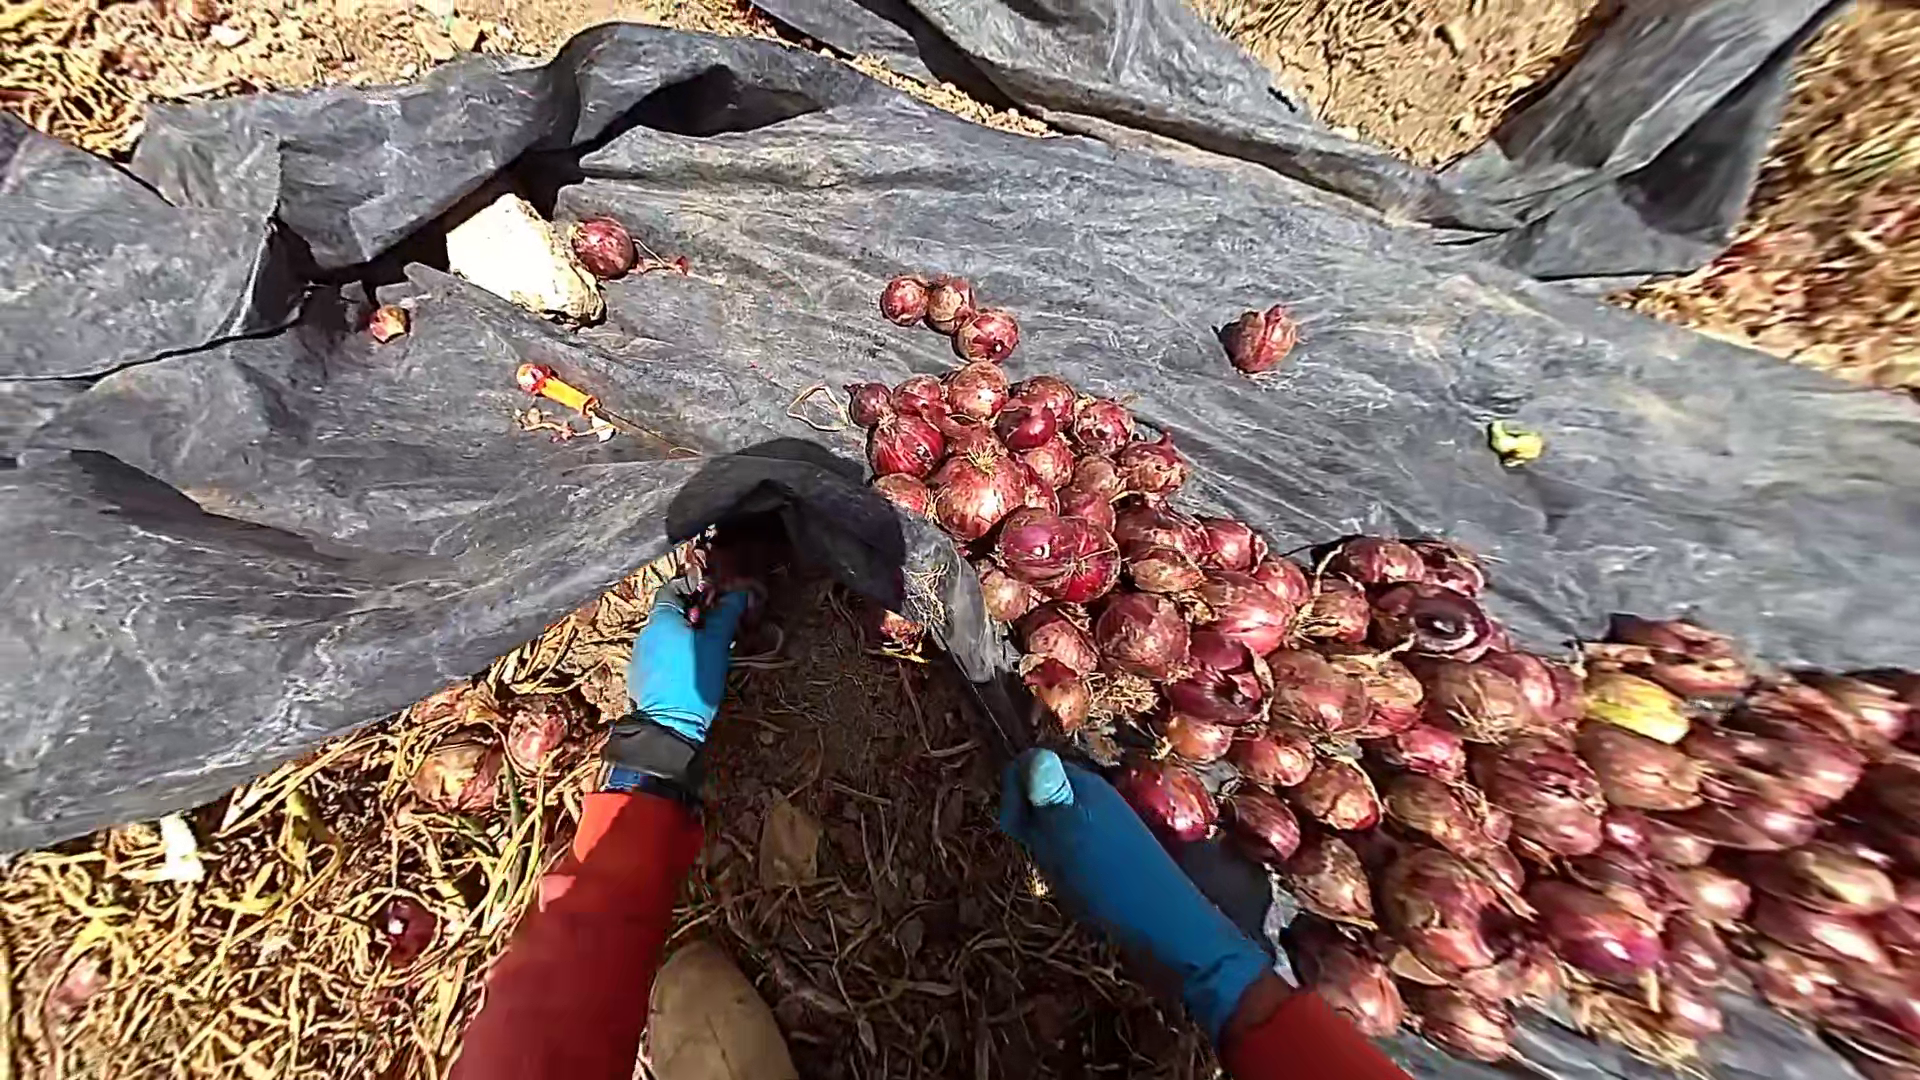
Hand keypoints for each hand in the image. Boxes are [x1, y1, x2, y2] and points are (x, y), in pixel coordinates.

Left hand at [625, 582, 749, 743]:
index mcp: (661, 620)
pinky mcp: (641, 675)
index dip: (695, 588)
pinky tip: (693, 668)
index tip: (715, 597)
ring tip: (710, 649)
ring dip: (688, 635)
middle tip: (720, 625)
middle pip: (672, 612)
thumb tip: (738, 594)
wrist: (668, 726)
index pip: (673, 588)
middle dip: (696, 614)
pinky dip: (677, 652)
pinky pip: (661, 653)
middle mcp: (646, 633)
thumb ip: (726, 615)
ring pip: (667, 634)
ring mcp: (640, 656)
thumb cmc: (694, 679)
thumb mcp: (716, 644)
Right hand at [999, 749, 1273, 1041]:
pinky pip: (1069, 840)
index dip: (1013, 793)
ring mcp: (1102, 822)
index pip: (1027, 764)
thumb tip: (1033, 753)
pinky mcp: (1108, 849)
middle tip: (1038, 855)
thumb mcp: (1070, 833)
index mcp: (1082, 784)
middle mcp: (1092, 795)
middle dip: (1027, 821)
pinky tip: (1070, 882)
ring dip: (1042, 844)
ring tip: (1055, 872)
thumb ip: (1048, 792)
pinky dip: (1060, 859)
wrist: (1170, 931)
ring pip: (1051, 818)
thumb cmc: (1112, 879)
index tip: (1015, 830)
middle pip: (1038, 791)